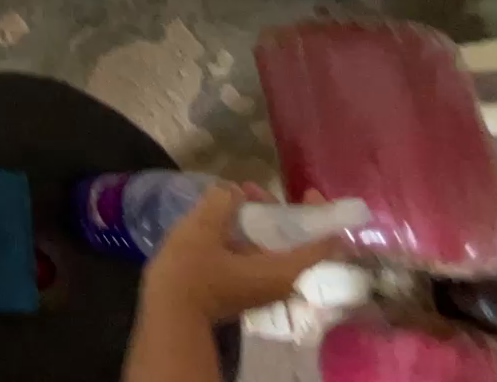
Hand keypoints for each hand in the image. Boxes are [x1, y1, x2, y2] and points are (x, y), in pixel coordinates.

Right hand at [141, 183, 344, 322]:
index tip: (308, 191)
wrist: (173, 310)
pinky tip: (225, 221)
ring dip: (262, 222)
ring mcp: (266, 286)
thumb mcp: (201, 230)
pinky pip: (263, 257)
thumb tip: (231, 190)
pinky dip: (253, 236)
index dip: (321, 217)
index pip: (323, 246)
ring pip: (278, 250)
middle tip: (251, 188)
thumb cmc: (191, 271)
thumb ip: (220, 205)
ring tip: (233, 197)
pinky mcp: (249, 287)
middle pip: (298, 244)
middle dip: (278, 212)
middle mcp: (284, 281)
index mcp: (284, 270)